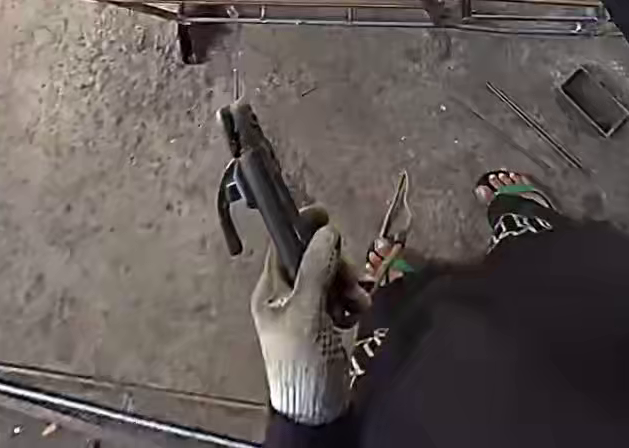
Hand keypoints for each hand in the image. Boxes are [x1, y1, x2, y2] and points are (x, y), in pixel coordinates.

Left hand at [250, 215, 351, 424]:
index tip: (324, 215)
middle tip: (349, 276)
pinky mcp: (325, 321)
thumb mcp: (307, 312)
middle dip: (335, 262)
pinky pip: (341, 296)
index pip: (284, 244)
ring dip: (348, 282)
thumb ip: (316, 269)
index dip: (303, 226)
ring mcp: (307, 308)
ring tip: (357, 301)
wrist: (318, 414)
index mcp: (271, 290)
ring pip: (330, 275)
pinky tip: (356, 312)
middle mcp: (287, 295)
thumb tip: (326, 229)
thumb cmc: (302, 364)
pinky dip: (352, 299)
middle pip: (313, 258)